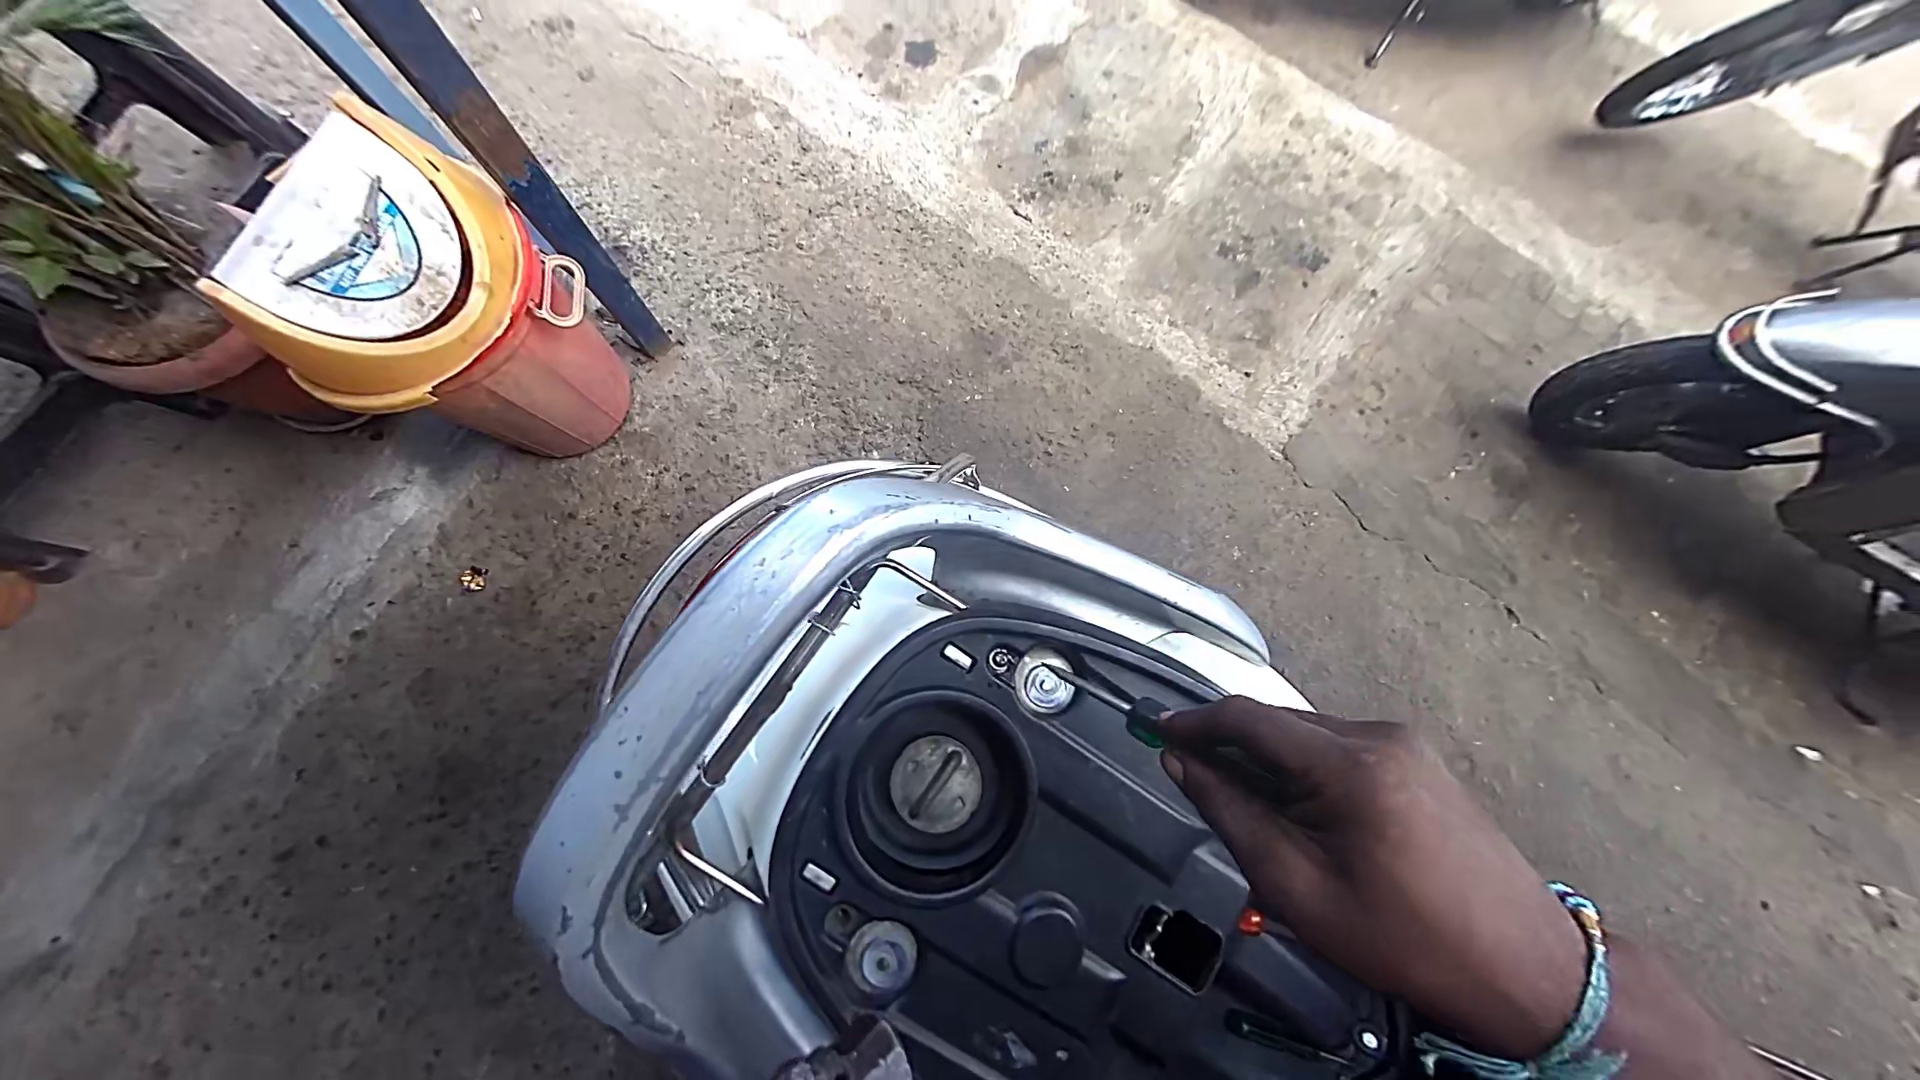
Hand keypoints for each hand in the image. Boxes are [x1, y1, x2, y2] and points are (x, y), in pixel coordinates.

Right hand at [1158, 698, 1586, 1057]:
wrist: (1529, 973)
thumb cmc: (1407, 939)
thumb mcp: (1297, 885)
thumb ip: (1230, 812)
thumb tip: (1181, 763)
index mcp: (1352, 766)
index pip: (1249, 719)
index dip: (1195, 720)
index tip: (1158, 729)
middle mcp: (1379, 736)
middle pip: (1276, 722)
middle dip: (1228, 744)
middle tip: (1194, 775)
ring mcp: (1404, 742)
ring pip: (1303, 732)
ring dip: (1265, 757)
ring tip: (1249, 803)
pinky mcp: (1416, 756)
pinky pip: (1333, 744)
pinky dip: (1300, 764)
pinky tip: (1297, 803)